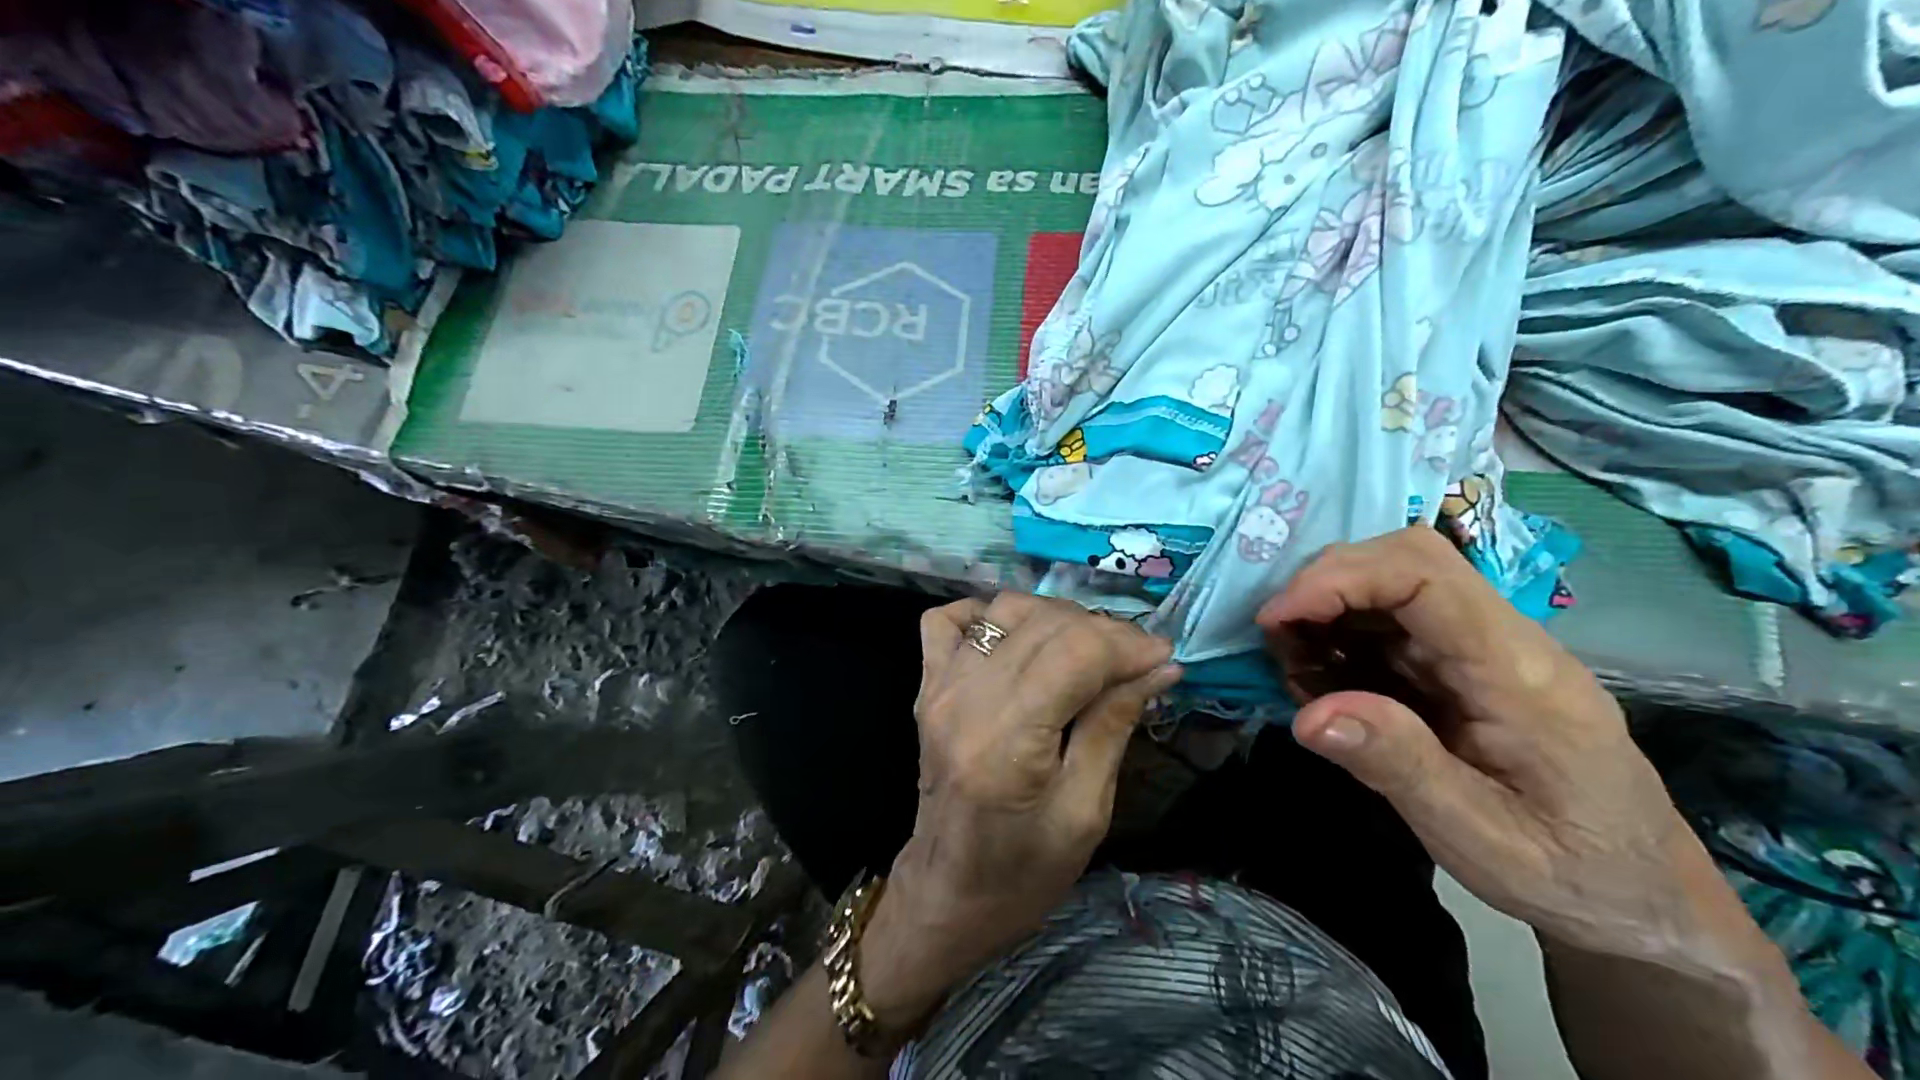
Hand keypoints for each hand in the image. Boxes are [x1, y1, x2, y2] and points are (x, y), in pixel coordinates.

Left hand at [859, 592, 1180, 1030]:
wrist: (949, 892)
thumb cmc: (1024, 871)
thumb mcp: (1086, 811)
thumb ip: (1114, 725)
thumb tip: (1159, 667)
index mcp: (1006, 740)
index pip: (1074, 652)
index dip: (1127, 645)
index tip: (1164, 659)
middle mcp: (964, 699)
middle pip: (1044, 624)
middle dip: (1103, 630)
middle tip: (1137, 661)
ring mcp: (938, 687)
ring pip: (1004, 609)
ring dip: (1056, 618)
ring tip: (1089, 652)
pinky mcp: (926, 686)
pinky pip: (946, 619)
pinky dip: (987, 615)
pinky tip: (1019, 638)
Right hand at [1257, 527, 1736, 963]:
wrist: (1643, 895)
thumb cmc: (1572, 872)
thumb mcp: (1482, 841)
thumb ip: (1400, 768)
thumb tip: (1309, 715)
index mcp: (1516, 672)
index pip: (1425, 575)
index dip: (1339, 578)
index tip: (1276, 618)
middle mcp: (1501, 641)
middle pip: (1406, 559)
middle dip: (1324, 584)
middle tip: (1277, 641)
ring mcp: (1481, 648)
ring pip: (1391, 583)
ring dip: (1326, 611)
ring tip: (1296, 670)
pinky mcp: (1460, 663)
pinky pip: (1390, 622)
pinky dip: (1339, 636)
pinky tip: (1325, 682)